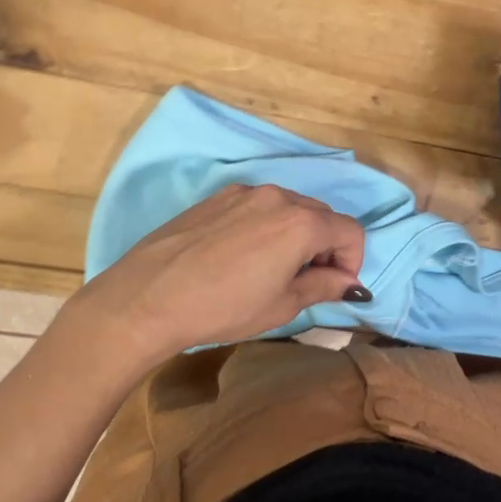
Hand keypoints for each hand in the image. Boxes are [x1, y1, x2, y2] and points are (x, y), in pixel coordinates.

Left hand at [68, 184, 368, 355]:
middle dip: (326, 247)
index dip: (352, 262)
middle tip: (306, 282)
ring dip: (297, 235)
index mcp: (301, 223)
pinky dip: (267, 226)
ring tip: (272, 270)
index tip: (335, 288)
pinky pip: (259, 206)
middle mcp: (277, 197)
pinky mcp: (217, 198)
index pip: (350, 232)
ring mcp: (244, 193)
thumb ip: (324, 286)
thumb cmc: (222, 308)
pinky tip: (242, 257)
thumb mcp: (282, 305)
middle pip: (323, 216)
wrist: (147, 298)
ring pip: (290, 208)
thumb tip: (352, 284)